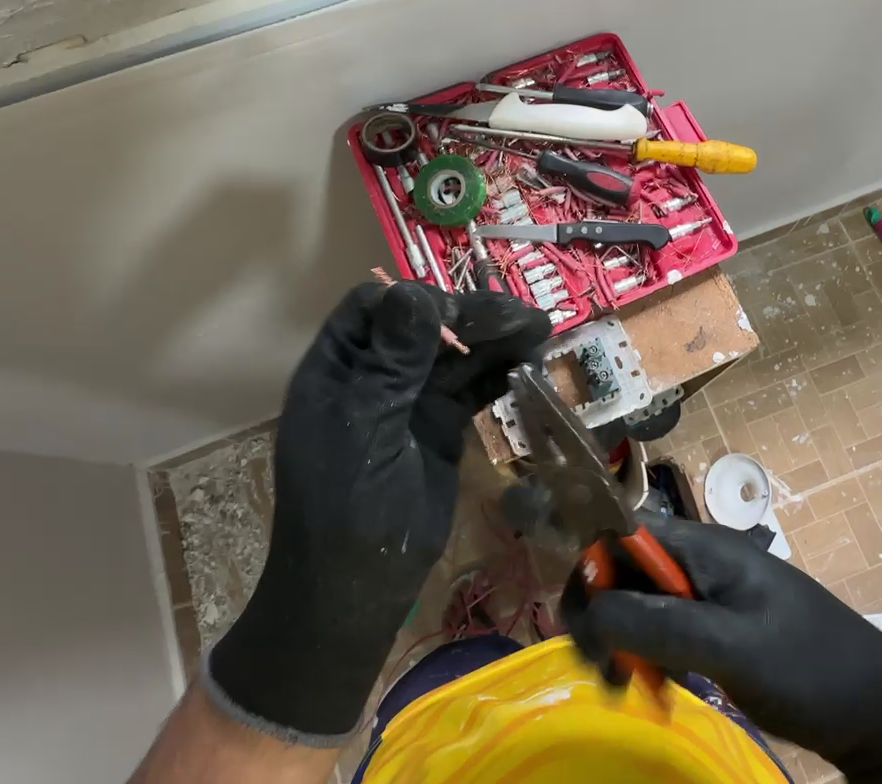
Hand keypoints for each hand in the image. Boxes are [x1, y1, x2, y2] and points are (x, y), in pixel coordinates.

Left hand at [205, 281, 549, 744]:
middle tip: (526, 318)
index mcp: (341, 366)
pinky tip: (527, 366)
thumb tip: (415, 292)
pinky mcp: (437, 424)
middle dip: (473, 319)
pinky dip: (497, 374)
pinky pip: (469, 387)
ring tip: (541, 332)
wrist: (355, 588)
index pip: (380, 308)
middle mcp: (374, 374)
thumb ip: (393, 363)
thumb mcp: (367, 428)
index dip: (422, 303)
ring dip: (495, 342)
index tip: (465, 318)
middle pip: (426, 327)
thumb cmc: (348, 508)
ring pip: (454, 355)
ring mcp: (408, 399)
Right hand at [562, 514, 881, 783]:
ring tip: (628, 687)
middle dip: (603, 614)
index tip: (580, 629)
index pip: (620, 534)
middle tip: (604, 671)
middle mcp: (700, 558)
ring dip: (623, 639)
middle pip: (625, 568)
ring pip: (641, 601)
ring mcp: (711, 591)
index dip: (590, 571)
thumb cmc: (811, 668)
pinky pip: (665, 627)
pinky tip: (659, 687)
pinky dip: (650, 655)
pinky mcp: (719, 623)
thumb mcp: (732, 647)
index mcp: (702, 544)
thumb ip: (658, 623)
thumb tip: (586, 607)